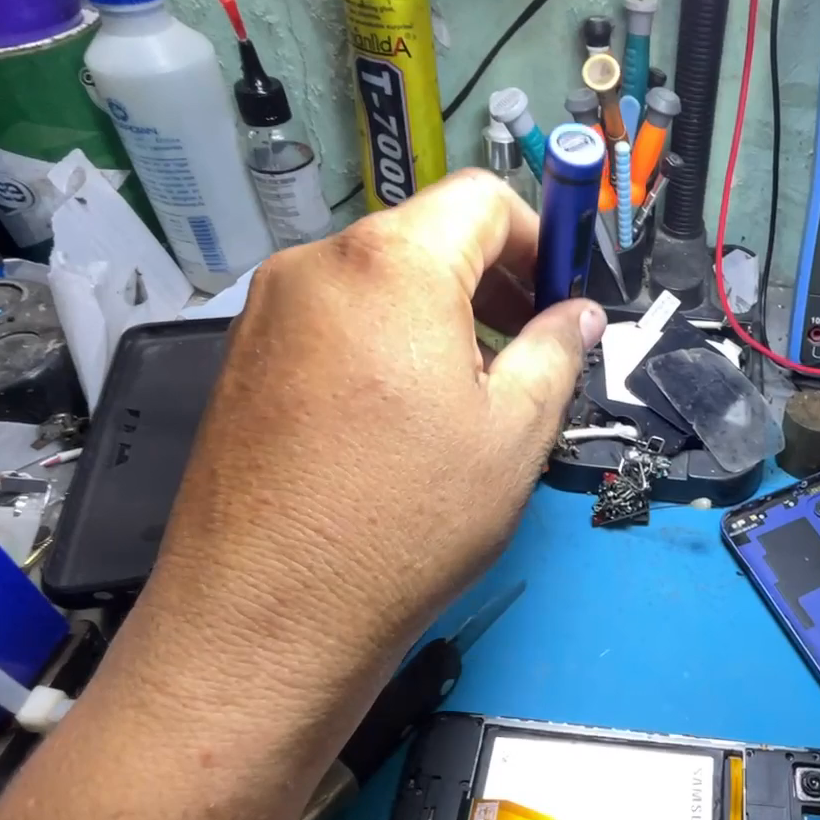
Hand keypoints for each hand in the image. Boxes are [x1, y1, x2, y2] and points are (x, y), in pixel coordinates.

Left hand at [102, 170, 603, 717]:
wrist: (265, 620)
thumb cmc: (407, 521)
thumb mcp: (514, 434)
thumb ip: (556, 352)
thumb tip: (577, 315)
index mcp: (390, 264)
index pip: (482, 199)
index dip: (538, 239)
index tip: (558, 304)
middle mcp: (315, 266)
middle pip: (427, 237)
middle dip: (491, 282)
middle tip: (524, 355)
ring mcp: (266, 313)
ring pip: (380, 282)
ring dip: (440, 317)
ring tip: (465, 398)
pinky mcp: (242, 361)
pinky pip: (335, 322)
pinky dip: (386, 343)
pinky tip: (400, 420)